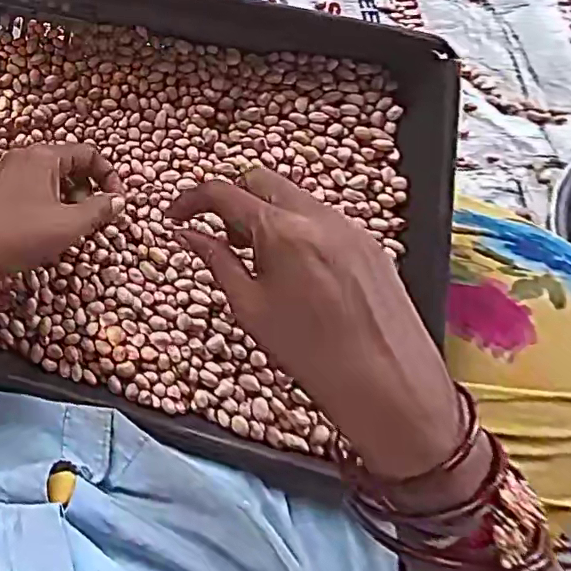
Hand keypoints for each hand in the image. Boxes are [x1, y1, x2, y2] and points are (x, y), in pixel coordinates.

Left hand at [0, 143, 123, 280]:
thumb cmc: (20, 235)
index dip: (109, 176)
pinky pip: (33, 188)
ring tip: (73, 226)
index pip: (88, 153)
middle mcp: (23, 157)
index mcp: (41, 156)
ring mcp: (7, 173)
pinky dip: (49, 203)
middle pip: (69, 164)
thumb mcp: (68, 225)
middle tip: (94, 218)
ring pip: (51, 178)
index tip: (117, 203)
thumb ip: (98, 209)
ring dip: (69, 198)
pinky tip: (49, 228)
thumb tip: (117, 201)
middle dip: (88, 189)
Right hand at [166, 167, 461, 480]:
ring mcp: (350, 228)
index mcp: (284, 232)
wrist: (393, 392)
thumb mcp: (249, 305)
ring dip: (260, 210)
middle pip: (259, 179)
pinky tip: (284, 262)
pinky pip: (318, 216)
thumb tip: (188, 234)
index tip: (176, 214)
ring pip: (290, 195)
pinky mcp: (370, 244)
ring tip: (248, 252)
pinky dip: (291, 224)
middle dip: (228, 196)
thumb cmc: (316, 356)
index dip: (190, 199)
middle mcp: (320, 219)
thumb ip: (215, 259)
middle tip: (212, 227)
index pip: (223, 192)